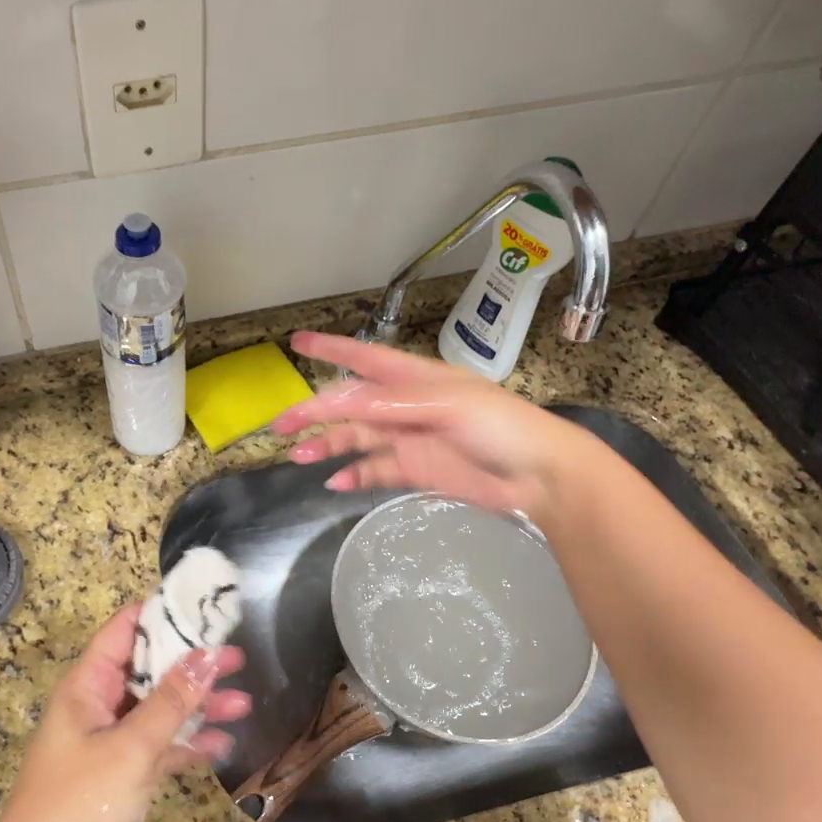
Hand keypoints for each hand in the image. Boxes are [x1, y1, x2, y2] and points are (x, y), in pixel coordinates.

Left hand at [0, 606, 249, 821]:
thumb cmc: (77, 806)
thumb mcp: (130, 750)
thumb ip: (171, 702)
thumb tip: (206, 653)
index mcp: (86, 686)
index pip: (124, 630)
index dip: (162, 613)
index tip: (205, 606)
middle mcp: (97, 706)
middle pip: (148, 670)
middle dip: (191, 663)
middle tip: (238, 656)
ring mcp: (109, 742)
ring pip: (159, 710)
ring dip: (198, 706)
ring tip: (244, 701)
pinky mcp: (121, 776)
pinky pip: (160, 748)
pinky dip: (188, 745)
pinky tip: (224, 745)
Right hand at [273, 331, 600, 523]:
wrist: (540, 477)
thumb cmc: (501, 426)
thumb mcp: (447, 405)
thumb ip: (392, 403)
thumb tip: (338, 400)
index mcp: (415, 379)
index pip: (364, 359)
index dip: (331, 349)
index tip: (298, 341)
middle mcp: (405, 405)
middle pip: (350, 404)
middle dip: (314, 410)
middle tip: (281, 423)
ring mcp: (408, 439)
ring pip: (356, 438)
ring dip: (327, 444)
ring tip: (300, 455)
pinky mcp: (415, 469)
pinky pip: (374, 469)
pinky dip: (354, 474)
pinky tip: (336, 481)